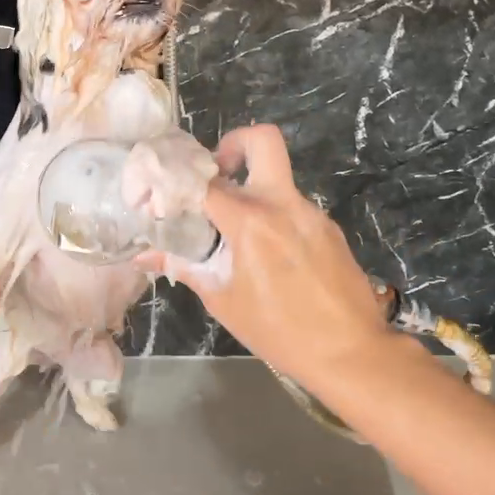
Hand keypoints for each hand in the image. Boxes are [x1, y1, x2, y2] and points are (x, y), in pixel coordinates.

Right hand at [135, 124, 394, 385]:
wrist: (352, 353)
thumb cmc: (279, 330)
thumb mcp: (222, 300)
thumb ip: (183, 267)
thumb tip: (142, 257)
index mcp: (251, 222)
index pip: (202, 181)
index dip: (177, 182)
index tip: (166, 194)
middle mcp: (283, 204)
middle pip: (262, 140)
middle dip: (233, 144)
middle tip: (217, 173)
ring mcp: (311, 213)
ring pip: (276, 177)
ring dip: (252, 189)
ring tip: (236, 229)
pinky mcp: (328, 227)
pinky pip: (293, 206)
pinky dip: (273, 216)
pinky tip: (268, 253)